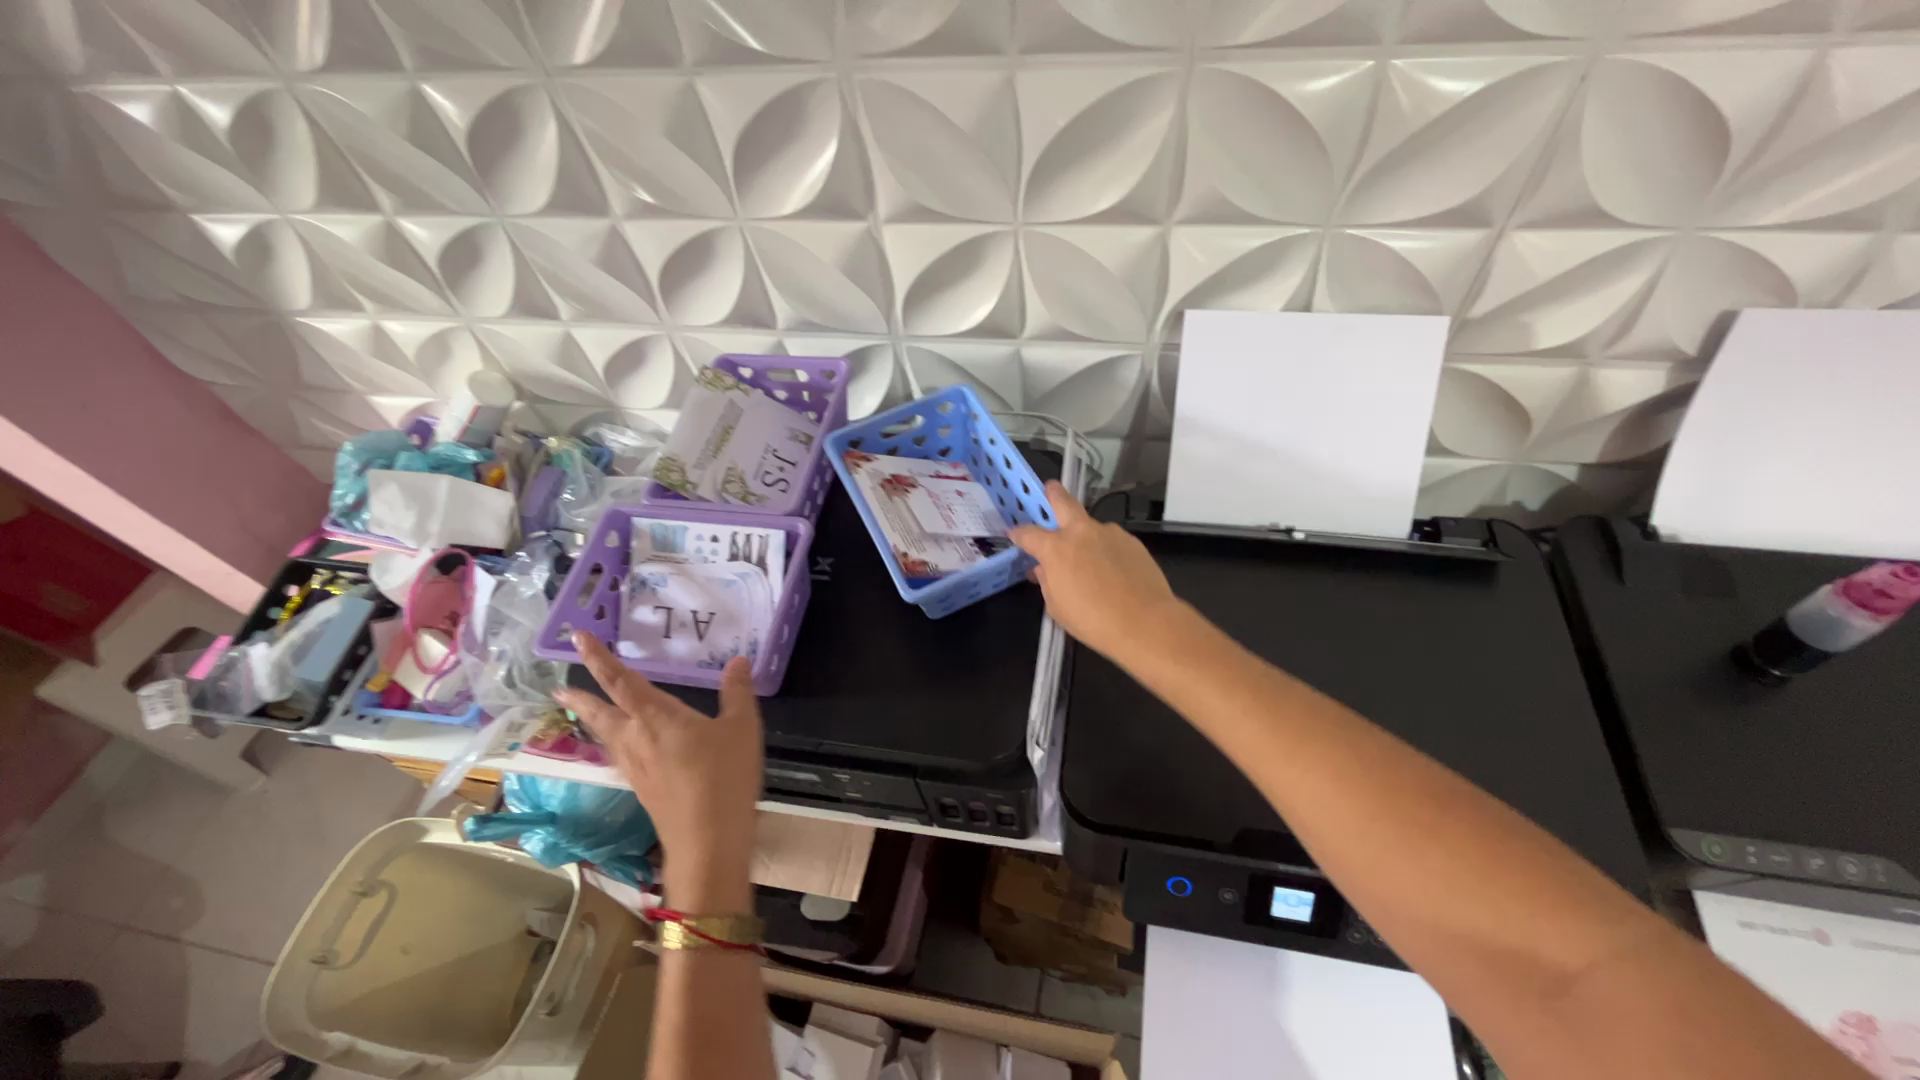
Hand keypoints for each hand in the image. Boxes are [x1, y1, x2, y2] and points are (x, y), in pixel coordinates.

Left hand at [554, 633, 761, 910]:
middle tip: (558, 686)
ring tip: (583, 710)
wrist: (707, 842)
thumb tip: (737, 661)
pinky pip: (619, 755)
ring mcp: (635, 767)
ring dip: (592, 720)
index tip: (578, 636)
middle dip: (580, 696)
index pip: (621, 680)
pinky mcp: (642, 789)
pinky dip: (613, 742)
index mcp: (656, 716)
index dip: (599, 657)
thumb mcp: (741, 728)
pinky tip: (623, 747)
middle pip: (600, 712)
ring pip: (606, 736)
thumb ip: (737, 692)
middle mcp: (636, 738)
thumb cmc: (724, 777)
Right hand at [1008, 481, 1181, 660]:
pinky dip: (1107, 551)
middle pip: (1064, 502)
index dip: (1018, 533)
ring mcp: (1110, 533)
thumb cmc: (1092, 620)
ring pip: (1092, 527)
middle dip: (1054, 494)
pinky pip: (1112, 541)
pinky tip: (1113, 571)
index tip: (1013, 533)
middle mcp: (1081, 532)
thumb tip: (1043, 570)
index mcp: (1056, 548)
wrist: (1144, 622)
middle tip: (1050, 488)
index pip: (1029, 534)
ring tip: (1091, 559)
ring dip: (1086, 536)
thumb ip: (1047, 582)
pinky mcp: (1132, 542)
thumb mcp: (1057, 607)